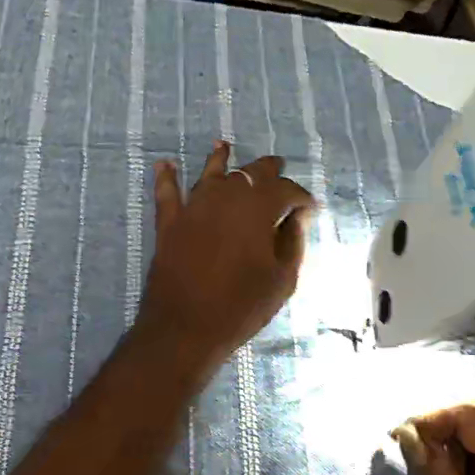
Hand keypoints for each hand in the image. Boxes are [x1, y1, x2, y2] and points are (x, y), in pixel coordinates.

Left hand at [136, 140, 314, 380]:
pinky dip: (167, 178)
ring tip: (225, 146)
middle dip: (269, 171)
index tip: (310, 210)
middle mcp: (226, 197)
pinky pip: (167, 193)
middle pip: (251, 173)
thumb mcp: (282, 280)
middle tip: (280, 170)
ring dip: (221, 159)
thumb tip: (296, 217)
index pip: (287, 191)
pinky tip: (164, 164)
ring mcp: (194, 207)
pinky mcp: (169, 223)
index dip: (302, 198)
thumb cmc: (241, 307)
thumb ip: (292, 242)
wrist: (184, 328)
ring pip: (210, 173)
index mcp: (258, 208)